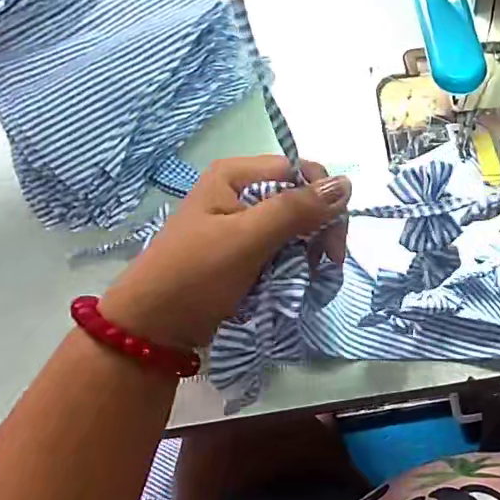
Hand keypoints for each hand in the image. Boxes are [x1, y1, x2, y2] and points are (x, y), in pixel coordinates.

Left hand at [100, 156, 349, 348]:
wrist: (153, 328)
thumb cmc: (195, 276)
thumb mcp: (247, 239)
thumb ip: (296, 210)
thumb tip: (346, 184)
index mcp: (235, 176)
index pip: (298, 172)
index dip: (322, 199)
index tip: (331, 239)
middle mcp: (240, 192)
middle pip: (301, 199)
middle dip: (320, 230)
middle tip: (328, 265)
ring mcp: (242, 224)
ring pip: (297, 227)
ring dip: (311, 251)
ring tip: (312, 278)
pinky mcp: (245, 252)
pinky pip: (284, 248)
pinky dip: (296, 264)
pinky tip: (298, 281)